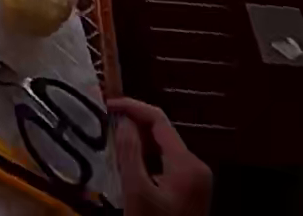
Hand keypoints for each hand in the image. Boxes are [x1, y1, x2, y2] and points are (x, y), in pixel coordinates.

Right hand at [109, 97, 211, 215]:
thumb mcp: (137, 193)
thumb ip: (130, 152)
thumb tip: (124, 120)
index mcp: (188, 163)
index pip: (157, 119)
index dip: (131, 107)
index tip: (106, 107)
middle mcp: (196, 167)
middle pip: (161, 132)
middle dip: (133, 124)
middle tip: (106, 123)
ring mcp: (195, 182)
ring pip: (161, 147)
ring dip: (138, 141)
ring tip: (113, 139)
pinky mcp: (189, 194)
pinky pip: (165, 163)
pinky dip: (146, 157)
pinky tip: (128, 162)